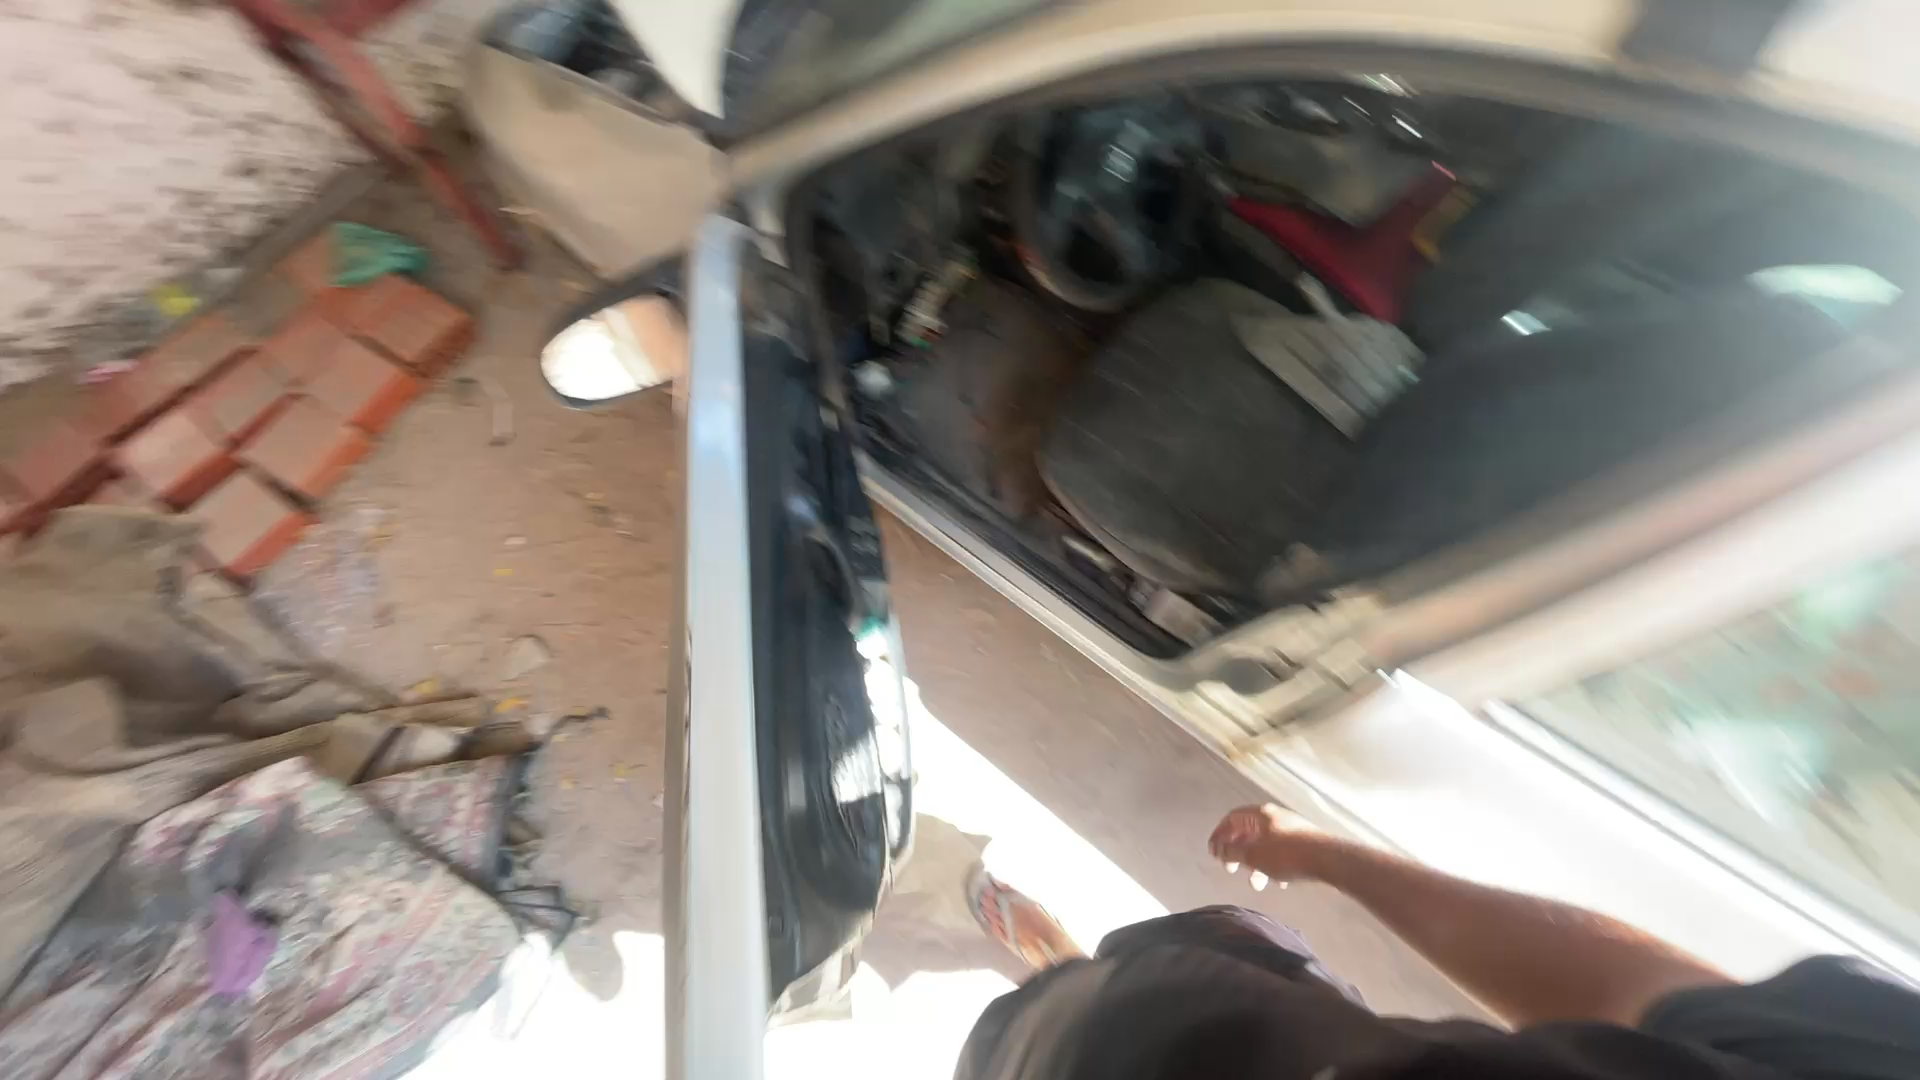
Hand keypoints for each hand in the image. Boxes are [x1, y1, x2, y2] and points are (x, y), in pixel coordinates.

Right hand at [1208, 804, 1331, 890]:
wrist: (1329, 859)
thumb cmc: (1286, 855)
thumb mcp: (1254, 856)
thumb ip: (1232, 851)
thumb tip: (1218, 848)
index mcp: (1259, 814)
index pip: (1231, 819)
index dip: (1219, 835)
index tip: (1214, 853)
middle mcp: (1273, 816)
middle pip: (1247, 832)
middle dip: (1237, 852)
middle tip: (1231, 869)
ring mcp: (1291, 827)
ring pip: (1265, 843)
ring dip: (1256, 863)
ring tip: (1256, 883)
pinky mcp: (1304, 841)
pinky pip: (1281, 850)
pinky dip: (1273, 864)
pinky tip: (1278, 882)